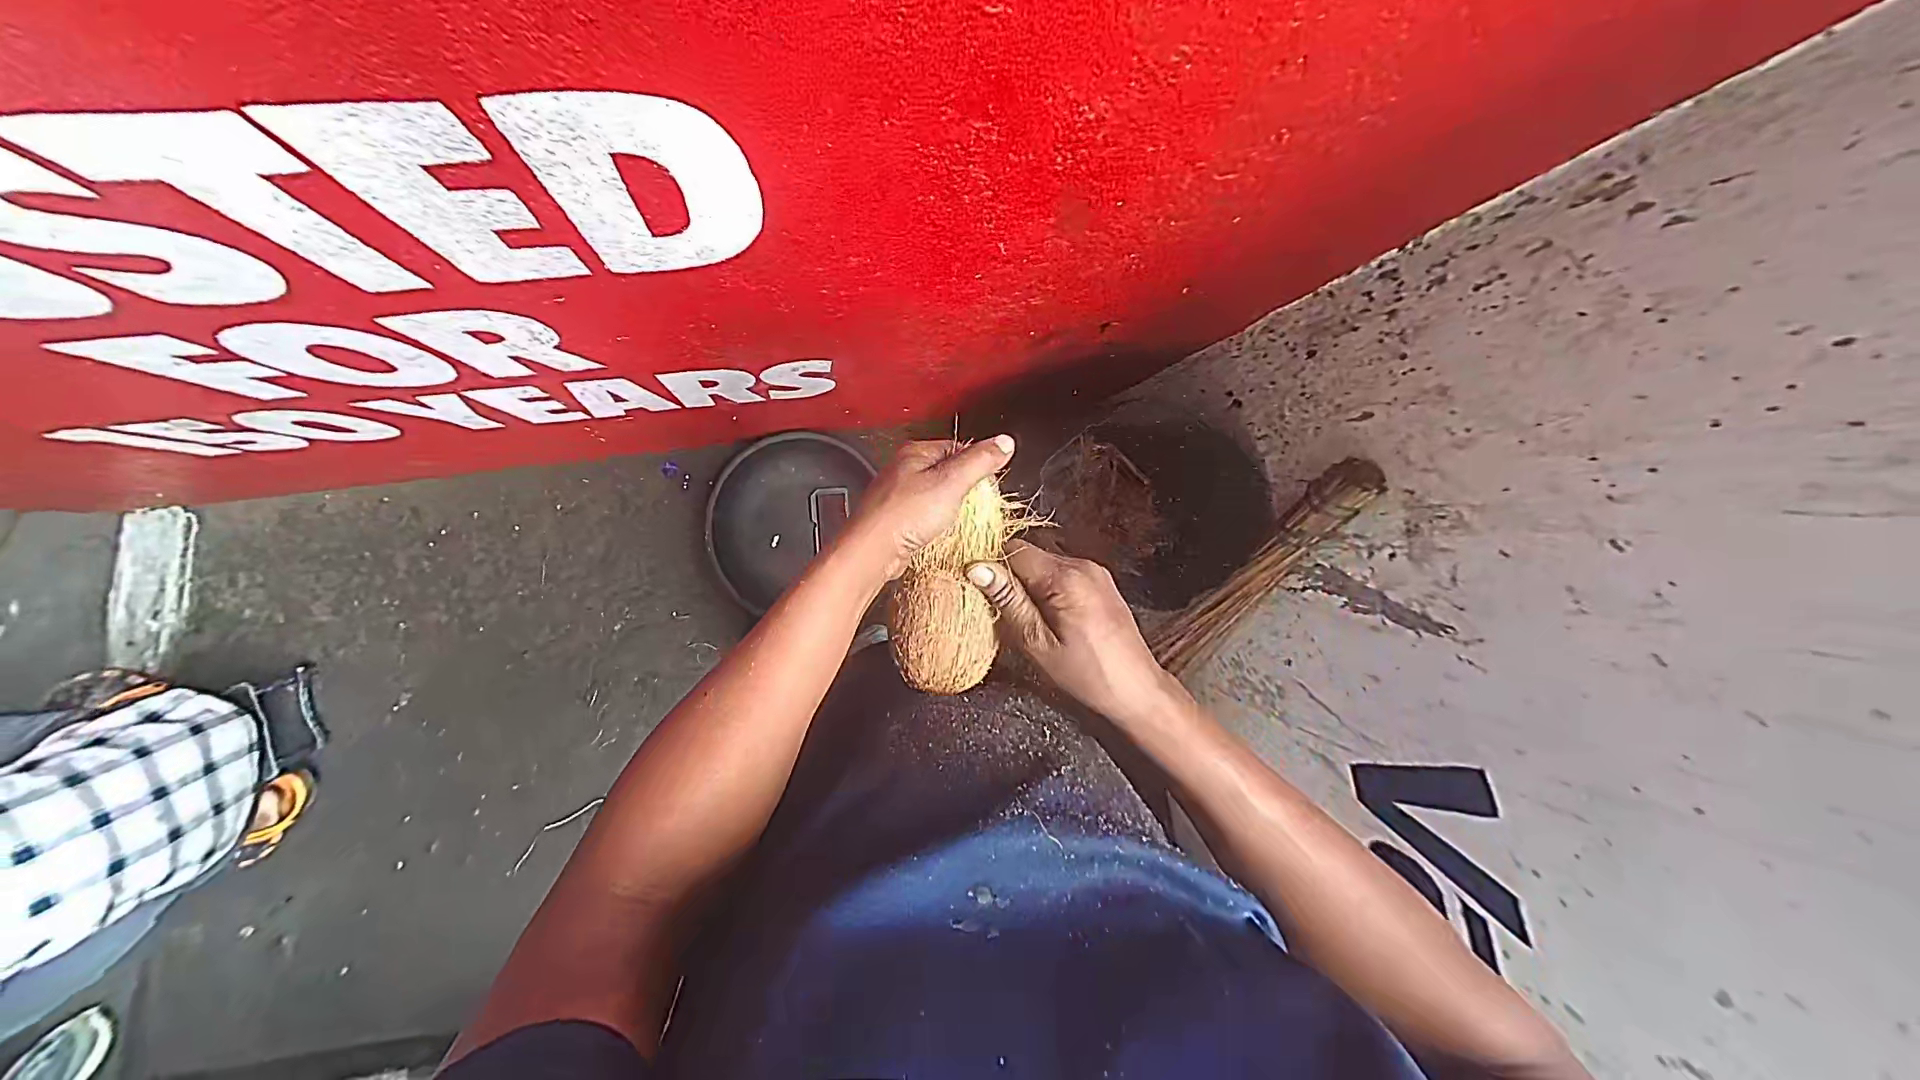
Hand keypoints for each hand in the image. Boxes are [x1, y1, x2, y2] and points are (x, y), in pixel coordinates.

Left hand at [842, 436, 1015, 580]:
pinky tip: (936, 532)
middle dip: (963, 489)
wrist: (872, 552)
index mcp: (916, 451)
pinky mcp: (896, 518)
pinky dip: (934, 523)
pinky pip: (924, 515)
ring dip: (949, 508)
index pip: (959, 447)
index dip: (978, 465)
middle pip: (948, 471)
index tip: (986, 484)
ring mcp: (898, 494)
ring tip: (951, 520)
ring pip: (936, 494)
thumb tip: (1004, 443)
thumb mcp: (952, 483)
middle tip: (970, 505)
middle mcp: (904, 468)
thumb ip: (980, 461)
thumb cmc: (904, 516)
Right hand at [965, 542, 1185, 725]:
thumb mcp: (1038, 643)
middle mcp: (1082, 565)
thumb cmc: (1089, 675)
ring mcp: (1094, 572)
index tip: (978, 591)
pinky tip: (1047, 620)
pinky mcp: (1100, 583)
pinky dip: (1046, 590)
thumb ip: (1009, 601)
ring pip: (1043, 565)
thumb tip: (977, 568)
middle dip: (1008, 579)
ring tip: (1026, 621)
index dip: (990, 567)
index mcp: (1066, 577)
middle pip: (1028, 555)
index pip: (1012, 549)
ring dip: (1027, 586)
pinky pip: (1061, 575)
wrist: (1138, 689)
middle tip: (1000, 613)